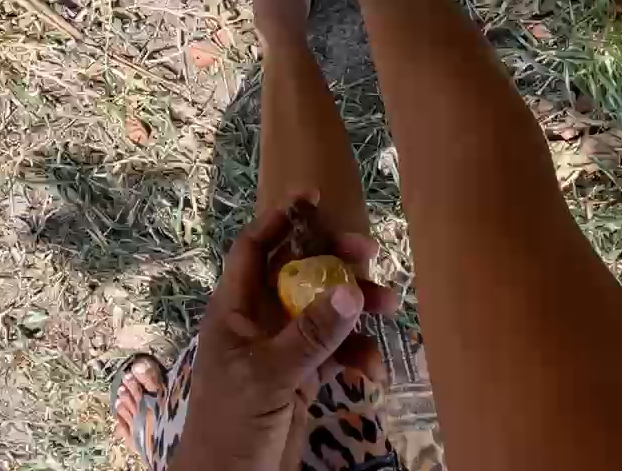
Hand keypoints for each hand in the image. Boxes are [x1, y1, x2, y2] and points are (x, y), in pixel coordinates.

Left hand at [172, 198, 395, 470]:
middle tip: (368, 251)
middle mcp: (258, 318)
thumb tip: (350, 290)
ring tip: (389, 307)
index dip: (279, 219)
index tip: (312, 196)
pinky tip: (374, 369)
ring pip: (322, 309)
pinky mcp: (300, 375)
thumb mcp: (269, 375)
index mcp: (235, 307)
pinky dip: (355, 354)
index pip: (253, 248)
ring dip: (354, 308)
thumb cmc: (231, 424)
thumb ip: (311, 334)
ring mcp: (281, 346)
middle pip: (298, 271)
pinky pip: (333, 350)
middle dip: (333, 260)